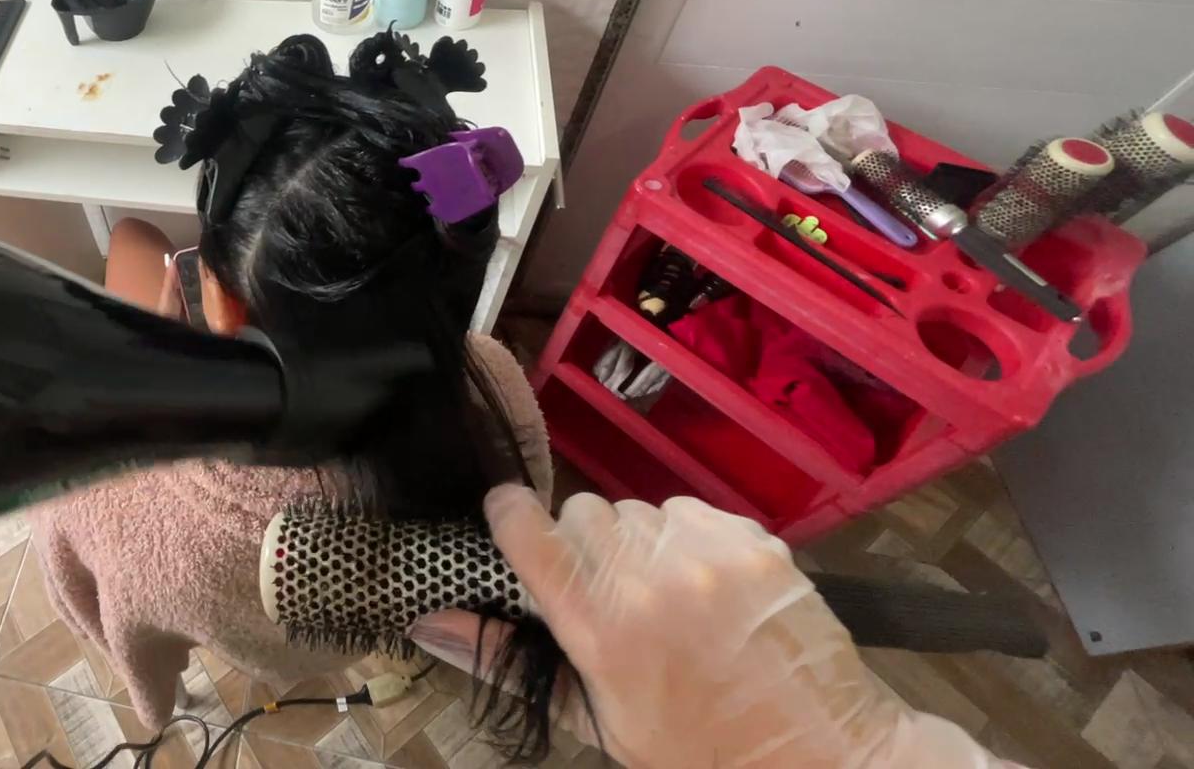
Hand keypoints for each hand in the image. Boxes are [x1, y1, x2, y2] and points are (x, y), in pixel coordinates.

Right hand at [412, 486, 1010, 768]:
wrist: (829, 762)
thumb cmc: (694, 751)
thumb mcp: (594, 721)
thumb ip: (507, 660)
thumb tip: (423, 621)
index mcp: (597, 627)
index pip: (525, 527)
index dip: (511, 515)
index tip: (517, 525)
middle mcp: (644, 578)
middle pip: (580, 511)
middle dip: (585, 542)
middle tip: (614, 591)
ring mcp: (703, 555)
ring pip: (634, 509)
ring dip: (639, 540)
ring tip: (671, 592)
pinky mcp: (750, 541)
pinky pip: (686, 509)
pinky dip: (687, 537)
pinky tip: (712, 583)